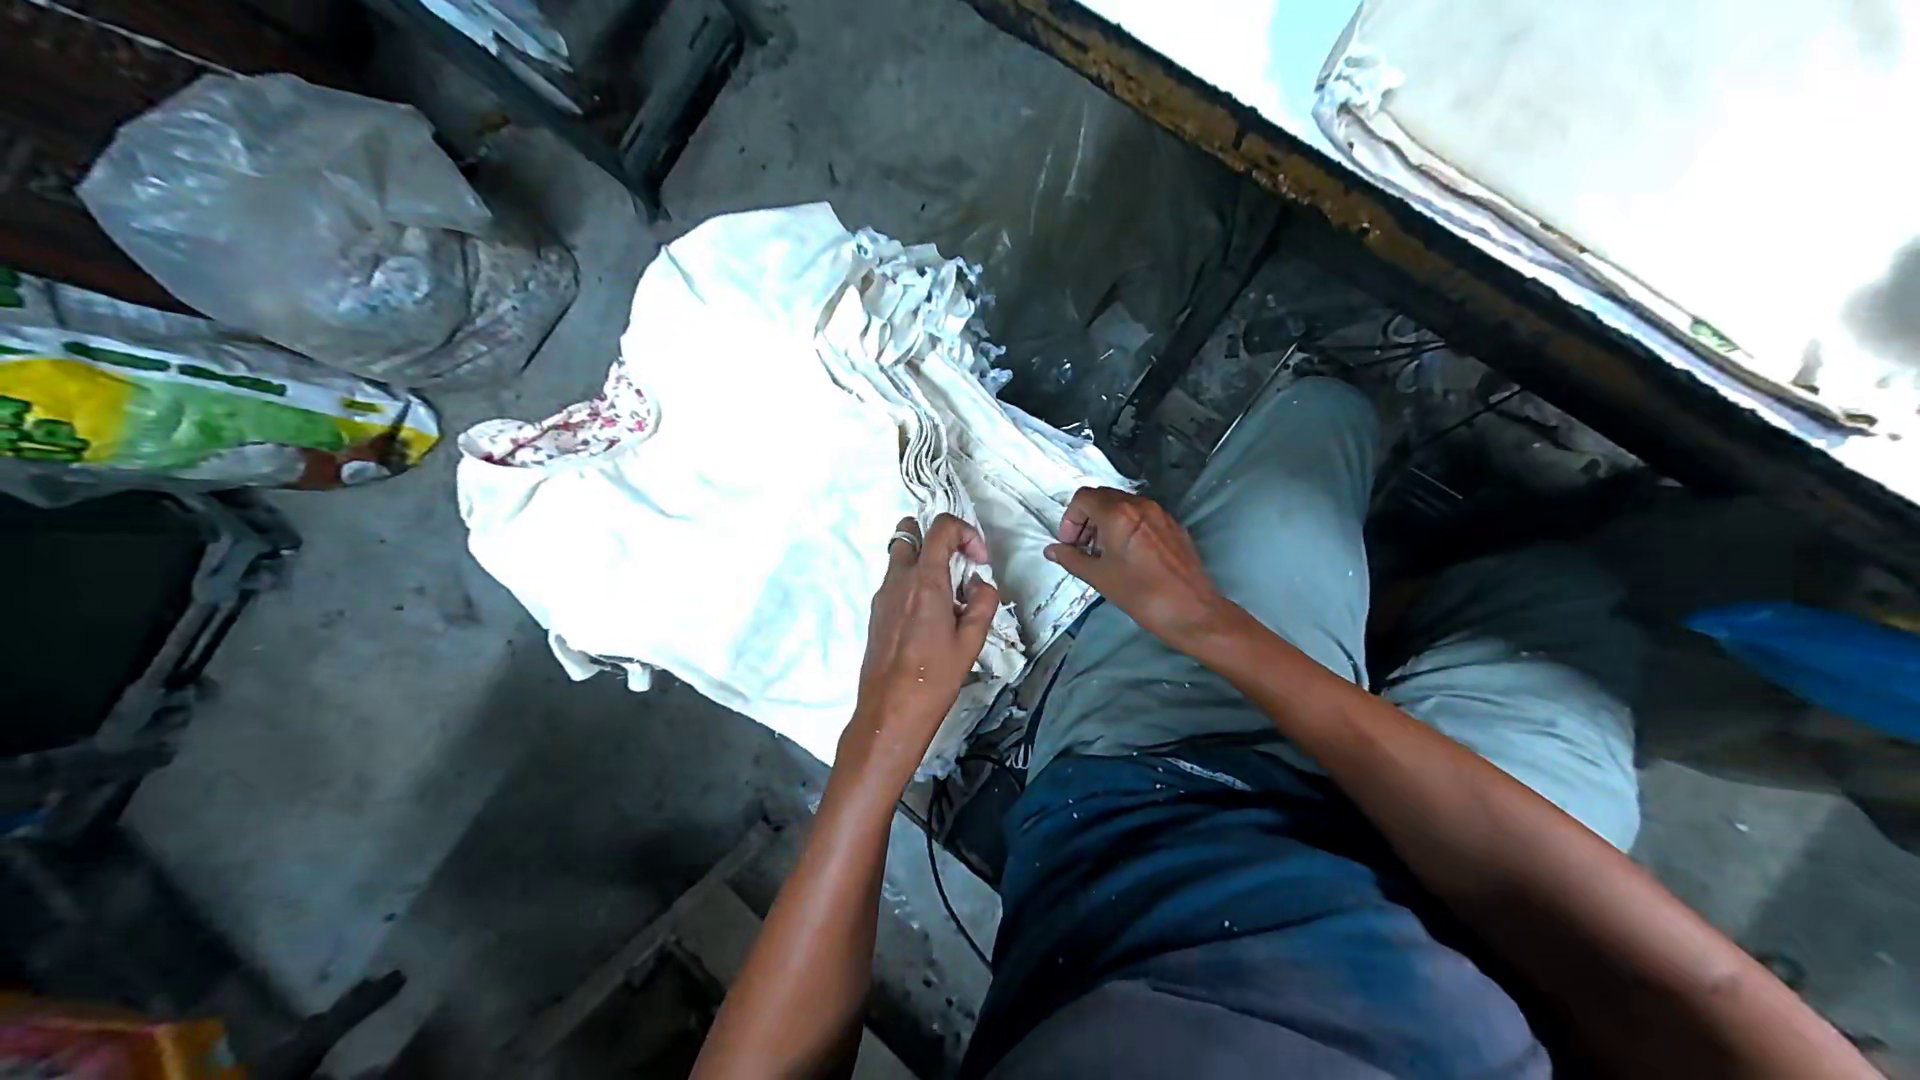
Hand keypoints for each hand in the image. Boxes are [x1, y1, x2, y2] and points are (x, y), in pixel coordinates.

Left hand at [842, 514, 999, 788]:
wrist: (890, 710)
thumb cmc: (935, 677)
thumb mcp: (972, 641)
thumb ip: (982, 602)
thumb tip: (980, 584)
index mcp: (925, 581)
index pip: (940, 527)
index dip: (966, 532)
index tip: (979, 560)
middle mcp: (898, 579)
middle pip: (909, 530)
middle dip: (936, 538)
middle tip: (958, 565)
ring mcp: (882, 594)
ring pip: (900, 556)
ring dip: (924, 560)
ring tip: (946, 594)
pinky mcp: (876, 612)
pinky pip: (894, 581)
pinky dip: (913, 583)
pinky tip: (929, 617)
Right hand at [1044, 487, 1240, 650]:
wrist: (1191, 610)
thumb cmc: (1141, 593)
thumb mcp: (1099, 577)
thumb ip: (1072, 558)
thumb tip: (1053, 550)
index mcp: (1118, 514)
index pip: (1083, 498)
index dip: (1070, 519)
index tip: (1070, 544)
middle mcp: (1140, 505)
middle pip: (1103, 498)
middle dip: (1086, 519)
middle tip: (1081, 547)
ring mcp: (1160, 514)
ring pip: (1123, 506)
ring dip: (1105, 523)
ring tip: (1103, 553)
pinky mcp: (1173, 526)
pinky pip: (1142, 516)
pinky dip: (1126, 527)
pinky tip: (1127, 556)